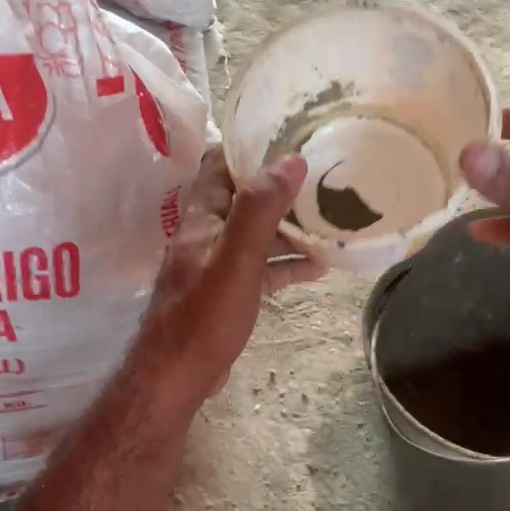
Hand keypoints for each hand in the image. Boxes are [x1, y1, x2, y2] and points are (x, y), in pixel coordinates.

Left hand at [132, 148, 319, 401]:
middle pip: (244, 198)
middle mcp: (205, 235)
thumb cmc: (203, 317)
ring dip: (289, 226)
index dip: (249, 146)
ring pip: (255, 235)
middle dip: (280, 185)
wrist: (176, 378)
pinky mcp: (226, 294)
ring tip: (333, 217)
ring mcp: (215, 266)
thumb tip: (289, 160)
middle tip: (325, 173)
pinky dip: (285, 263)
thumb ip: (259, 211)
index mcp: (201, 218)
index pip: (219, 165)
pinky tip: (320, 266)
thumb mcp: (235, 260)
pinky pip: (259, 268)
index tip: (289, 132)